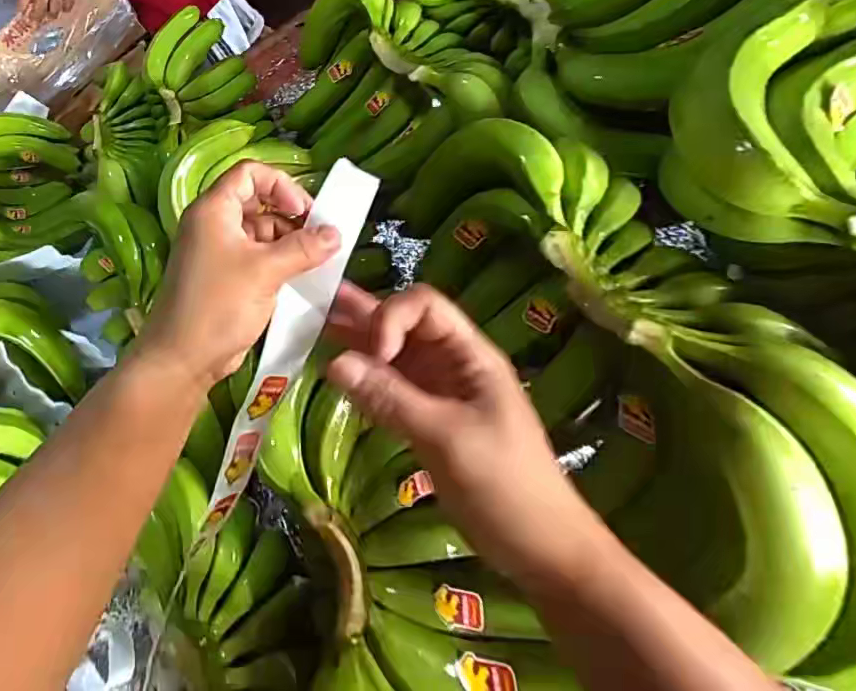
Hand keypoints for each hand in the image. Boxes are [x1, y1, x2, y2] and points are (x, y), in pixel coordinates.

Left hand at [138, 162, 339, 390]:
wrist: (182, 360)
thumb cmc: (218, 305)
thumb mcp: (266, 271)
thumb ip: (304, 248)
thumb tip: (336, 233)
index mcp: (214, 209)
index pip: (250, 173)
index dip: (281, 185)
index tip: (304, 211)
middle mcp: (213, 223)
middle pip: (257, 201)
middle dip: (290, 215)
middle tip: (318, 237)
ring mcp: (218, 250)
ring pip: (260, 230)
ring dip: (288, 240)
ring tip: (315, 260)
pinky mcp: (225, 275)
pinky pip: (256, 255)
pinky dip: (279, 260)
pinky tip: (300, 275)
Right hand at [324, 284, 595, 575]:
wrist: (542, 550)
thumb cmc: (505, 487)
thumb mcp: (447, 439)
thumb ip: (391, 399)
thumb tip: (334, 364)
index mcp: (469, 354)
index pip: (425, 306)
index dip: (392, 317)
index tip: (374, 355)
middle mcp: (451, 363)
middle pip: (404, 323)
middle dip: (364, 316)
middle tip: (316, 305)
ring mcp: (438, 391)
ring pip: (393, 354)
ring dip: (357, 342)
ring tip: (313, 324)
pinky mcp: (427, 419)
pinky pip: (390, 387)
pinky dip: (364, 378)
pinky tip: (335, 370)